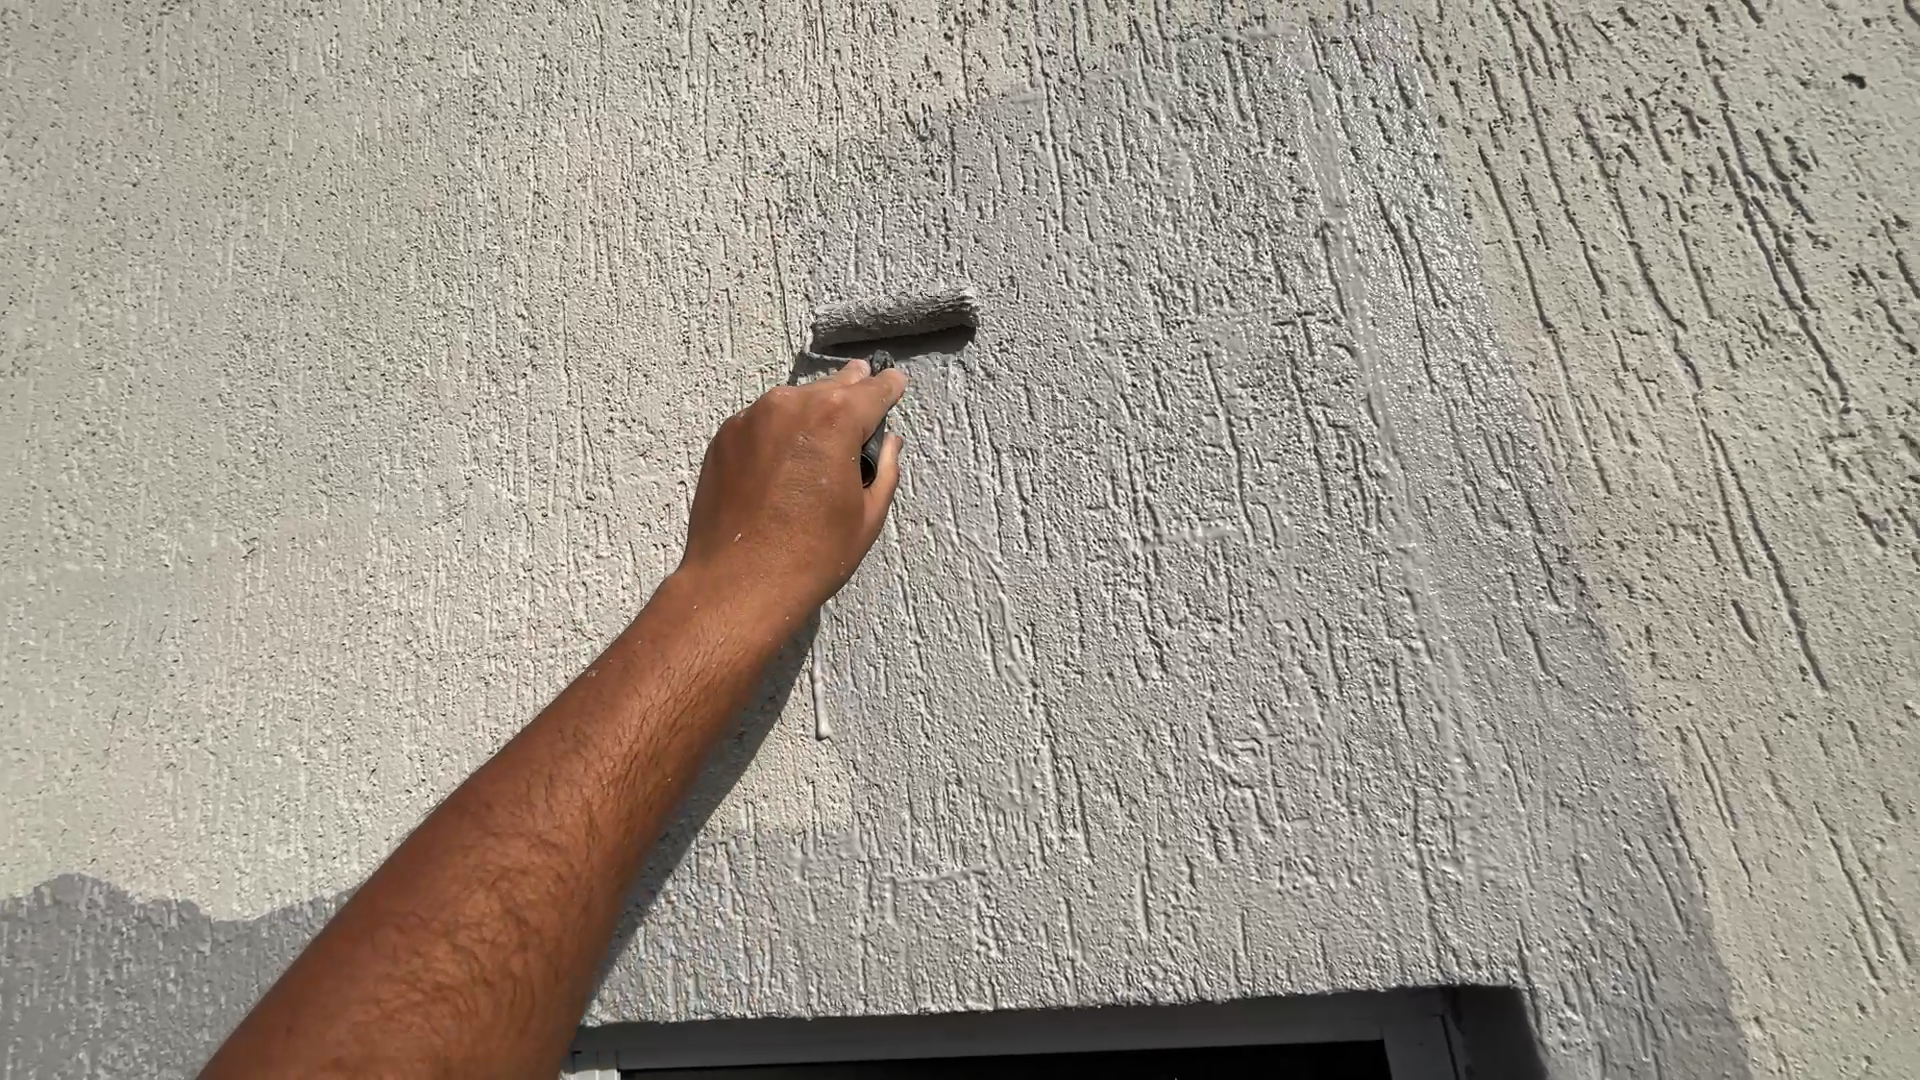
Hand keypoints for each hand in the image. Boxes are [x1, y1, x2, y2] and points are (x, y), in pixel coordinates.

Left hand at [677, 358, 905, 624]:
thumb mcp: (868, 516)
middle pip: (832, 387)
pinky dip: (780, 429)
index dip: (889, 387)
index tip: (895, 381)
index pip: (874, 390)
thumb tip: (889, 443)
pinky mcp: (724, 437)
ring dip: (813, 411)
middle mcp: (791, 405)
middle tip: (864, 383)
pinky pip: (763, 421)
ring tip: (823, 431)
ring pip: (794, 402)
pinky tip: (786, 458)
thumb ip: (885, 469)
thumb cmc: (812, 555)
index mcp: (836, 420)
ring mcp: (751, 418)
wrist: (739, 582)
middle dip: (851, 390)